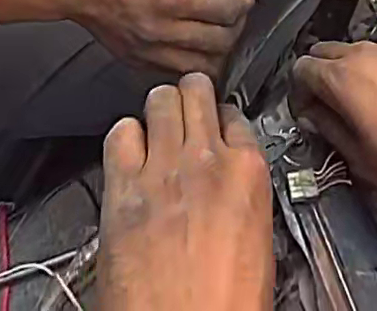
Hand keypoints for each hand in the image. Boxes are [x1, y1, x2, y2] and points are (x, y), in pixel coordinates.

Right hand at [60, 0, 254, 76]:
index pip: (229, 9)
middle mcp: (164, 31)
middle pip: (224, 41)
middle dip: (238, 20)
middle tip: (234, 2)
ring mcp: (152, 52)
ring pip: (208, 67)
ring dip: (222, 46)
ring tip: (218, 24)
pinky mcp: (142, 64)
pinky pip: (183, 73)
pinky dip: (198, 60)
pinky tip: (196, 39)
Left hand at [98, 73, 273, 310]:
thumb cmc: (224, 308)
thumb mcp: (256, 242)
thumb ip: (240, 191)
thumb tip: (226, 170)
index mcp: (247, 174)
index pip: (234, 114)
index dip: (221, 119)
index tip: (215, 128)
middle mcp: (206, 160)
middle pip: (195, 88)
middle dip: (190, 96)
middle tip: (185, 113)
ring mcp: (163, 169)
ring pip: (159, 99)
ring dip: (159, 110)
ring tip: (158, 130)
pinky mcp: (123, 188)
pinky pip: (120, 132)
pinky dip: (125, 138)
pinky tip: (130, 157)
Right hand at [292, 41, 376, 216]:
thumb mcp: (364, 163)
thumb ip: (330, 131)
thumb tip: (313, 115)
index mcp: (342, 77)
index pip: (301, 68)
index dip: (299, 93)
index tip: (310, 116)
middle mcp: (361, 53)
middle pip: (323, 51)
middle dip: (319, 75)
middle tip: (331, 108)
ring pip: (353, 50)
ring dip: (348, 70)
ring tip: (364, 103)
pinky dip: (376, 69)